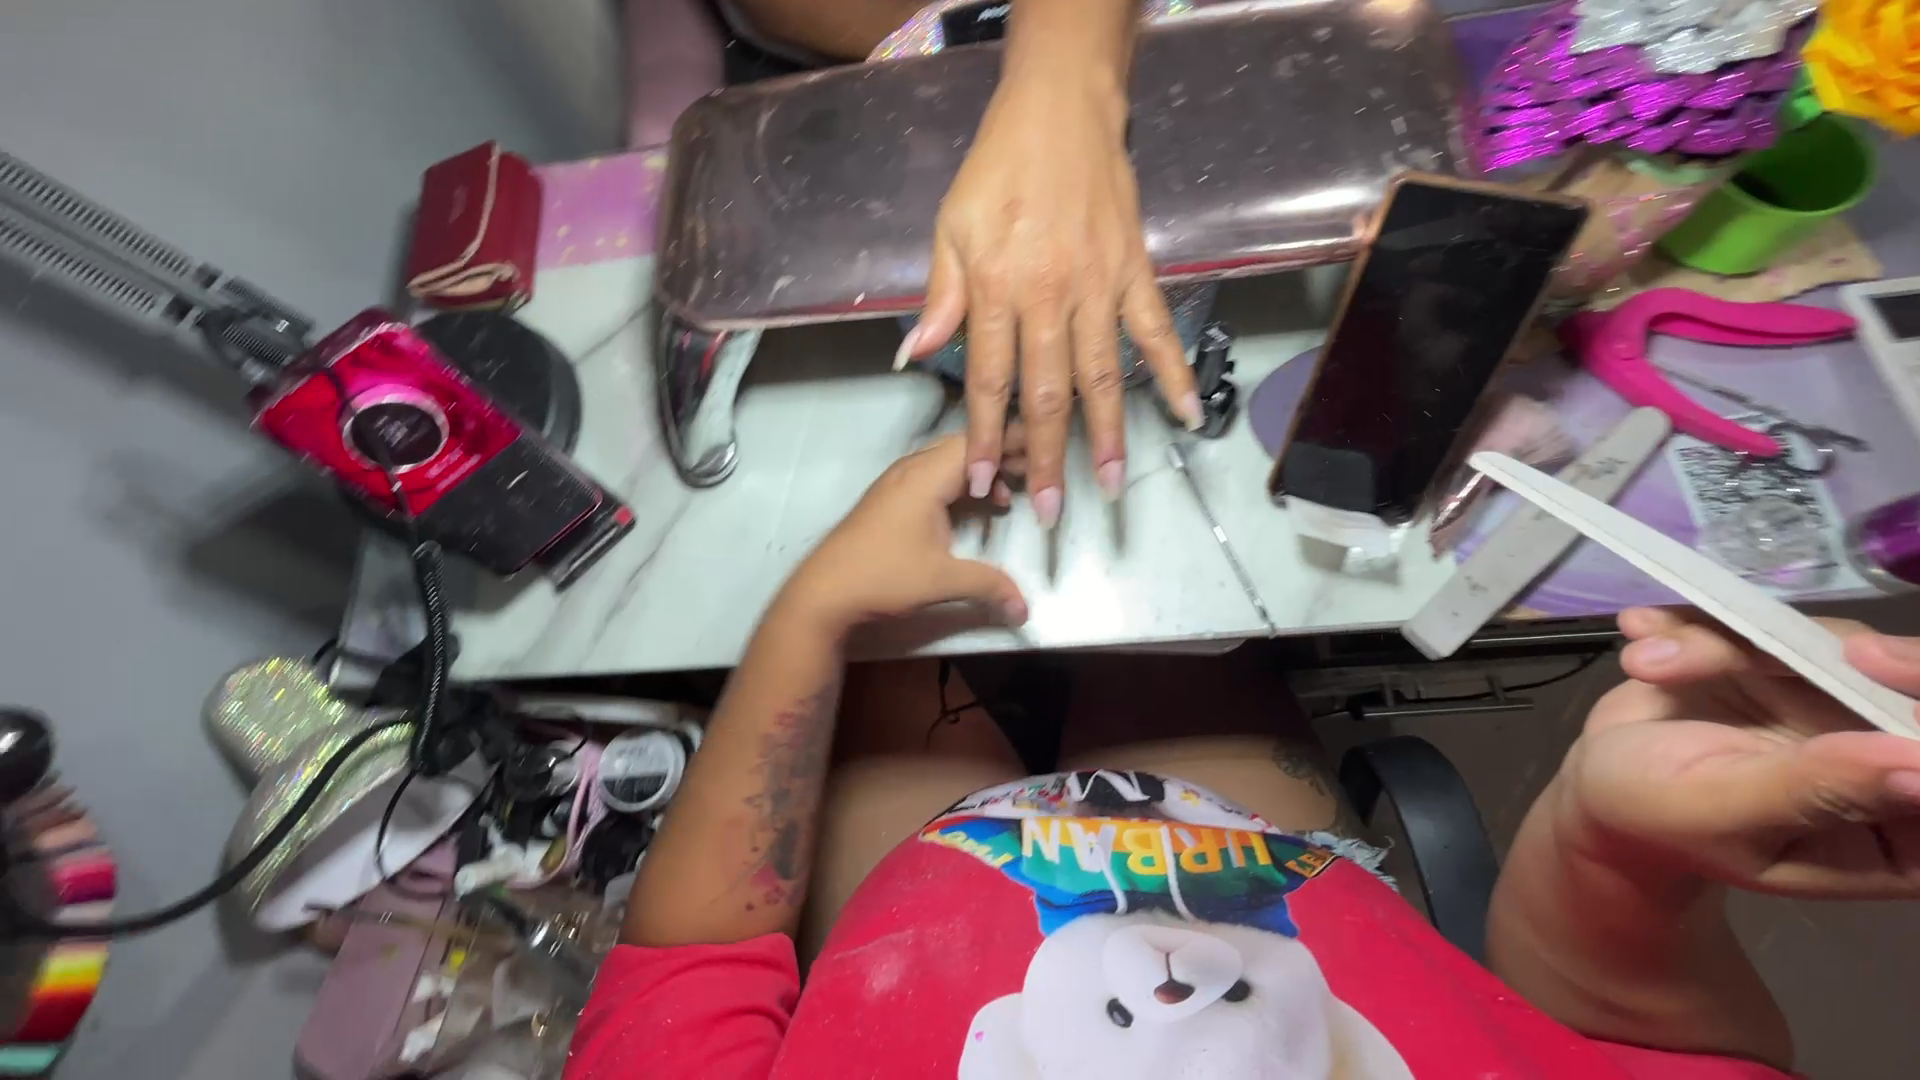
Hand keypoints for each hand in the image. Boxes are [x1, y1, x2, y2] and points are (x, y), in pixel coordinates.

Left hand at [780, 436, 1028, 631]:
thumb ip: (989, 586)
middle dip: (1001, 457)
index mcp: (925, 476)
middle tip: (1035, 472)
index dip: (1013, 444)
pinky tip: (974, 507)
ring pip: (947, 463)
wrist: (822, 593)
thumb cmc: (882, 576)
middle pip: (964, 448)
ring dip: (979, 473)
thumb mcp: (942, 581)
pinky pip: (934, 477)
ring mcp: (897, 483)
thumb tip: (1026, 608)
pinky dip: (960, 485)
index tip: (1044, 452)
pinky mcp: (890, 499)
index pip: (977, 444)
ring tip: (1009, 494)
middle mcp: (910, 469)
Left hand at [900, 67, 1200, 525]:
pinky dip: (1172, 372)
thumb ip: (938, 298)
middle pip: (1046, 394)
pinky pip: (1155, 332)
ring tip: (1110, 484)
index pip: (990, 381)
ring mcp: (1099, 288)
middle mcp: (1049, 297)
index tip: (985, 483)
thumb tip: (913, 357)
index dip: (986, 437)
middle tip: (1052, 511)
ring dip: (1106, 434)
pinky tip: (1187, 413)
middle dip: (1046, 457)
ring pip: (1101, 375)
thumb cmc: (996, 171)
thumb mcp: (950, 228)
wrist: (1060, 110)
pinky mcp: (1135, 273)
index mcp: (996, 290)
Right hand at [1556, 606, 1919, 897]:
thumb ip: (1810, 789)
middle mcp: (1880, 755)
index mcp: (1900, 823)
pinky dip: (1688, 621)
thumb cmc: (1651, 815)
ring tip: (1644, 666)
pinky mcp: (1771, 668)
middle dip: (1799, 651)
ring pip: (1811, 642)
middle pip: (1892, 679)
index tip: (1865, 658)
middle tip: (1743, 634)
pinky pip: (1751, 623)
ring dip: (1713, 642)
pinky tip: (1641, 629)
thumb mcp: (1719, 810)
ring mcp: (1825, 706)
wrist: (1592, 785)